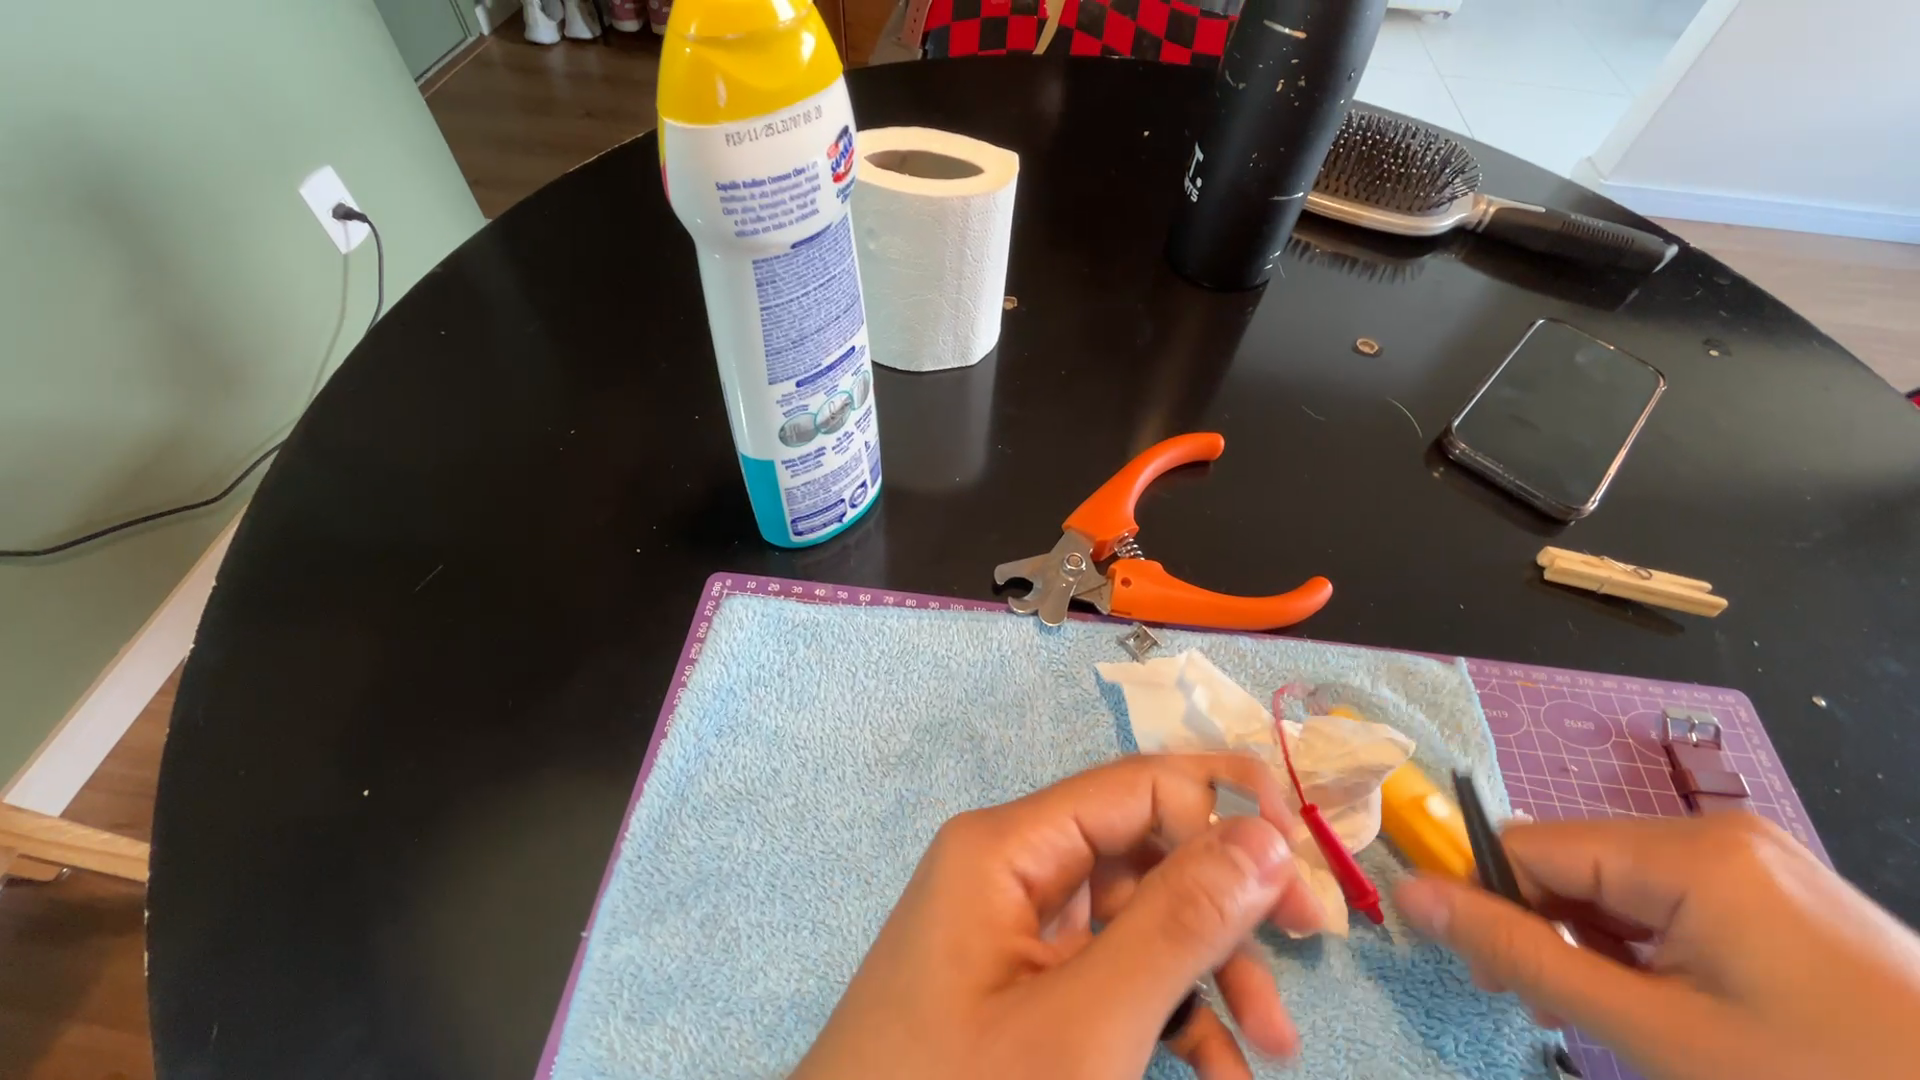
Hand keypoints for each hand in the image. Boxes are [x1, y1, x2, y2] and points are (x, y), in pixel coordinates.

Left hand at [791, 754, 1324, 1079]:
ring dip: (1208, 970)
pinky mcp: (1022, 984)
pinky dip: (1166, 1012)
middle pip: (1143, 851)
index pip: (1137, 787)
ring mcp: (1016, 929)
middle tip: (1309, 947)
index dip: (1227, 814)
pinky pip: (1109, 973)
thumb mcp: (1086, 1023)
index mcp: (1007, 845)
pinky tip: (1218, 1069)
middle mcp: (1011, 867)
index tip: (1304, 879)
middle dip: (1225, 903)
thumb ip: (1178, 924)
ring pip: (1136, 918)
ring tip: (1272, 1045)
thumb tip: (1265, 835)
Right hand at [1393, 813, 1919, 1079]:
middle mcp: (1716, 834)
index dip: (1488, 901)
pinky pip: (1669, 901)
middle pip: (1573, 863)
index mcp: (1687, 852)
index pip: (1528, 846)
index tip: (1482, 973)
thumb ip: (1521, 955)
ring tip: (1600, 1014)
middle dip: (1541, 929)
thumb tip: (1410, 894)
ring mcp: (1754, 861)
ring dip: (1587, 943)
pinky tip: (1654, 1000)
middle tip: (1539, 1007)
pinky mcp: (1775, 893)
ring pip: (1617, 886)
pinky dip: (1639, 946)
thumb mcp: (1654, 1032)